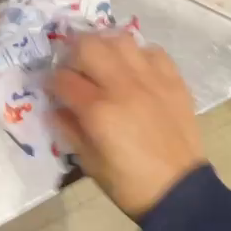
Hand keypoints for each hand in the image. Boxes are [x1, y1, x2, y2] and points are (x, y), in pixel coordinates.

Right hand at [53, 34, 206, 219]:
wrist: (180, 191)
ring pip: (120, 39)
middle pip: (88, 45)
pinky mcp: (173, 80)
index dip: (51, 81)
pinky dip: (138, 55)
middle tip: (73, 68)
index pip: (63, 79)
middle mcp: (122, 85)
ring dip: (105, 46)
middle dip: (72, 53)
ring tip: (102, 60)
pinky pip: (152, 51)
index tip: (50, 86)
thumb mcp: (90, 163)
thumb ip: (69, 129)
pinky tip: (135, 69)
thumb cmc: (130, 184)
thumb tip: (55, 108)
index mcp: (98, 110)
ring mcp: (150, 78)